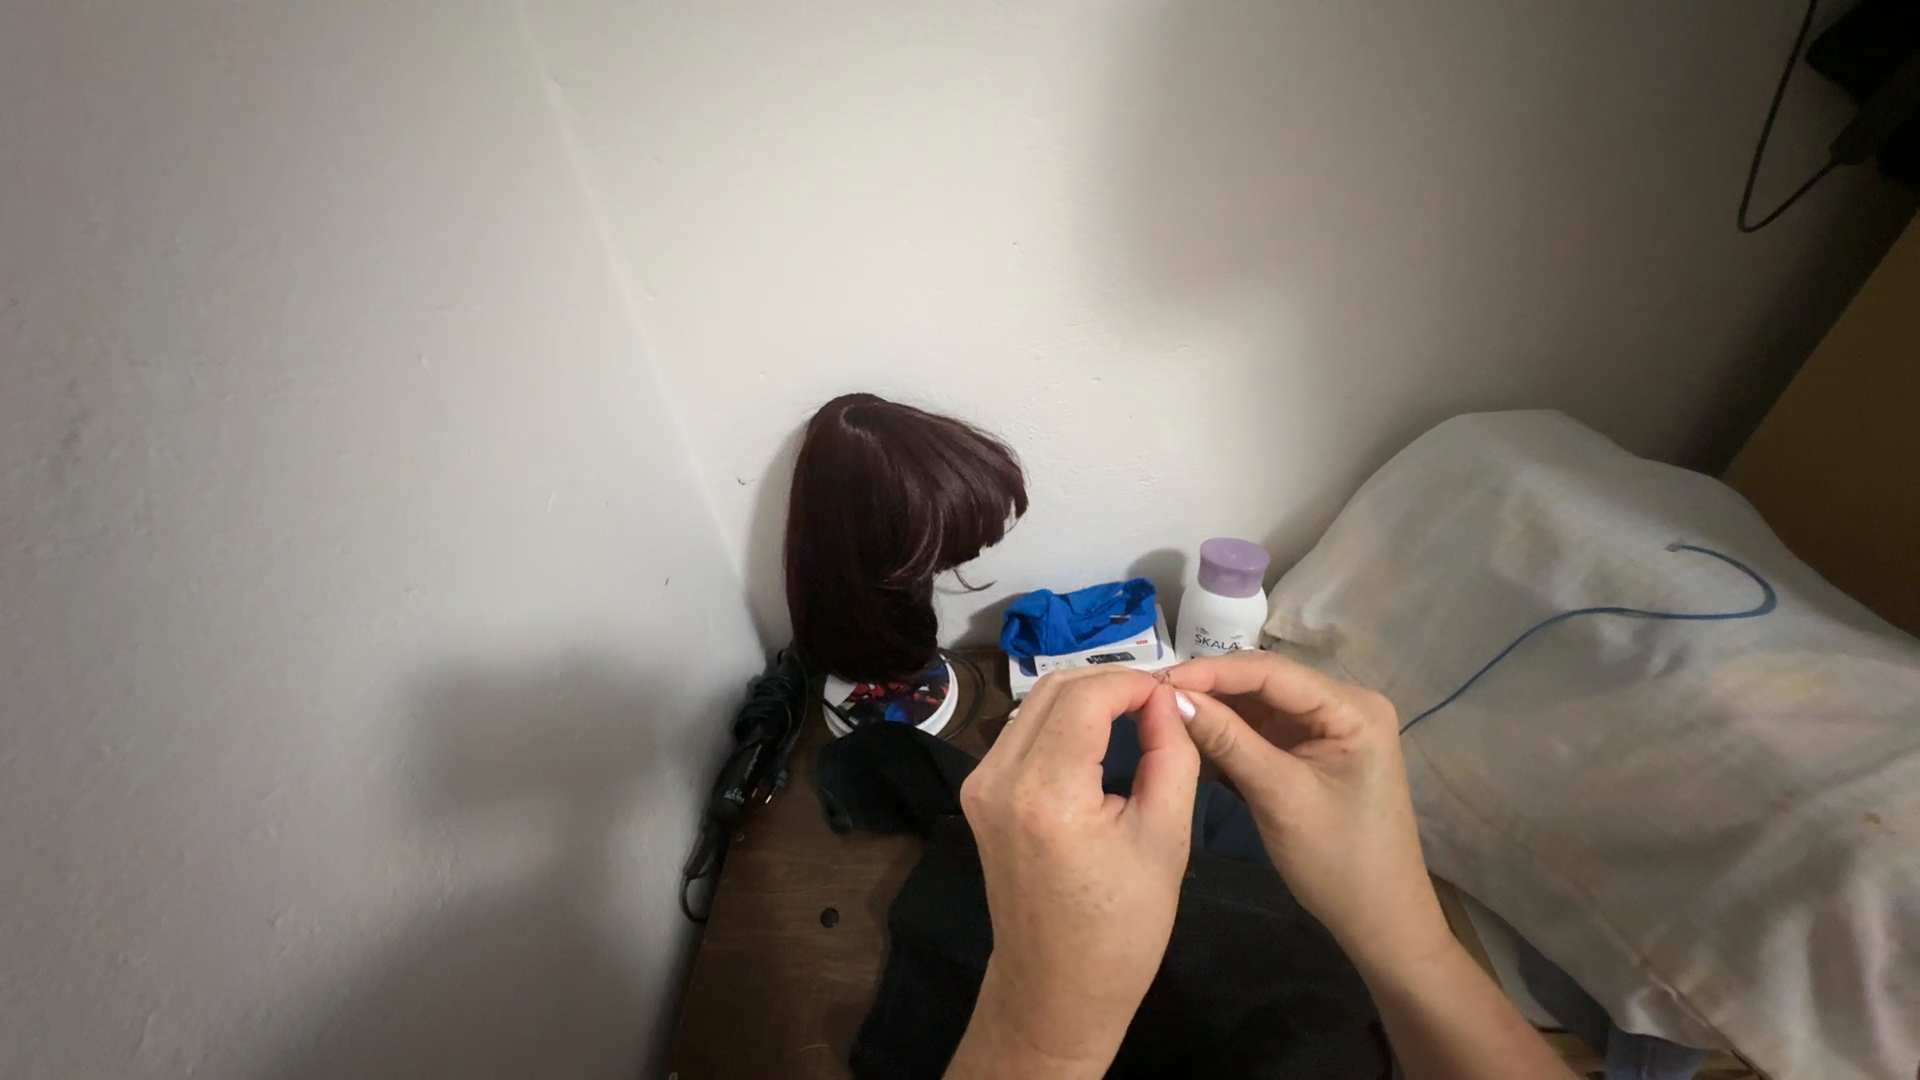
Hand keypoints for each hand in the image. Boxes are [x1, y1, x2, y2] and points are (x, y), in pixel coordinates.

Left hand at [945, 667, 1199, 1078]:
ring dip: (1083, 697)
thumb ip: (1172, 754)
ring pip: (1034, 704)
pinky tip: (1094, 734)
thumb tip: (1165, 698)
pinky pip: (1021, 731)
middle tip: (1154, 700)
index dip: (1130, 682)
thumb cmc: (1122, 929)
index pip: (1085, 696)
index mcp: (1047, 792)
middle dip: (1107, 681)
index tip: (1167, 694)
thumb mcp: (1166, 839)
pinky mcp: (977, 791)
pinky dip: (1060, 720)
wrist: (1054, 989)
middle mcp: (999, 776)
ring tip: (1131, 713)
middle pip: (1054, 689)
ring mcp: (980, 782)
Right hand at [1164, 651, 1450, 973]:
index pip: (1270, 671)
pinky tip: (1189, 727)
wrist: (1379, 922)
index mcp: (1351, 708)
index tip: (1158, 681)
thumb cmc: (1339, 861)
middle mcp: (1340, 703)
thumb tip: (1170, 696)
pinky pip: (1257, 723)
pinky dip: (1224, 726)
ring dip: (1211, 704)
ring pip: (1254, 699)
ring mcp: (1323, 723)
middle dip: (1208, 685)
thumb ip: (1226, 739)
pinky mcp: (1306, 745)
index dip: (1211, 671)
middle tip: (1151, 694)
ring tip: (1161, 707)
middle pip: (1261, 680)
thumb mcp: (1278, 795)